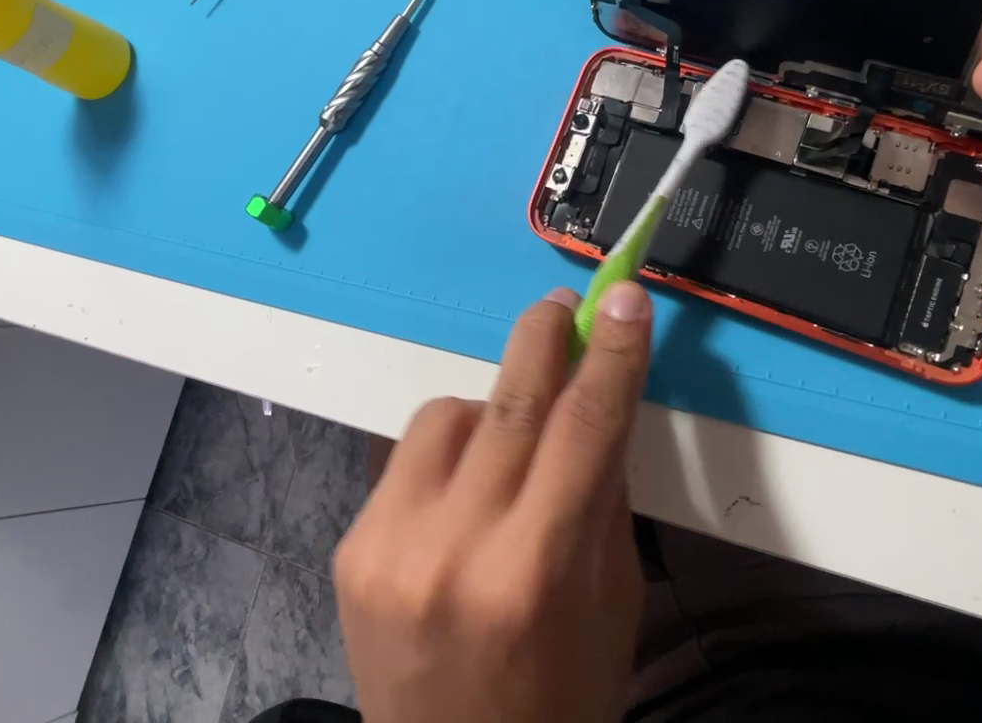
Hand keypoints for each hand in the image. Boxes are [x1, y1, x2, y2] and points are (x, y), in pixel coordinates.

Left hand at [334, 282, 653, 722]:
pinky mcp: (353, 545)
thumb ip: (601, 492)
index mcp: (539, 571)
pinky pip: (412, 454)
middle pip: (511, 400)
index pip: (587, 428)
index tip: (628, 298)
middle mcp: (458, 547)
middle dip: (545, 334)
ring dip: (495, 408)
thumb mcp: (613, 598)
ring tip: (513, 445)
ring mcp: (392, 544)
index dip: (613, 354)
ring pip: (452, 414)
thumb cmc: (560, 691)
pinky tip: (464, 489)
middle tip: (565, 303)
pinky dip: (450, 450)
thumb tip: (597, 396)